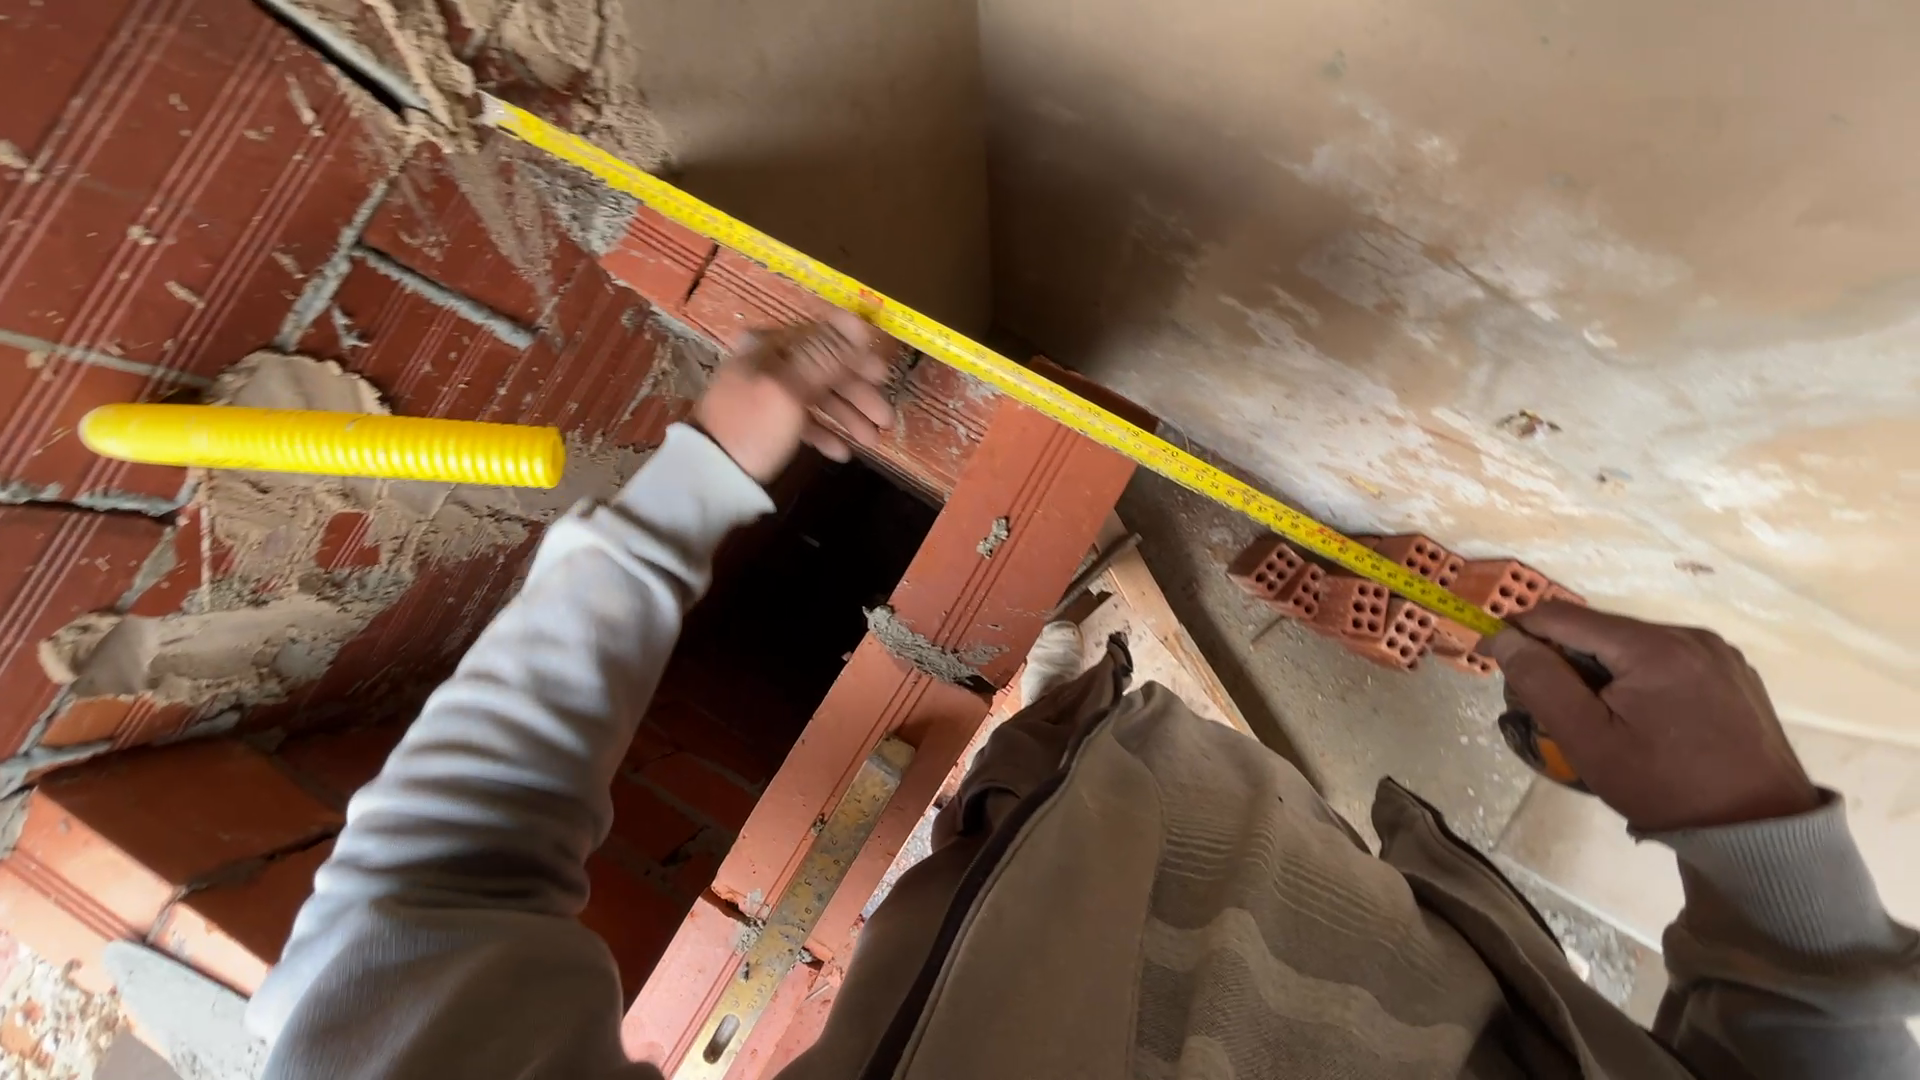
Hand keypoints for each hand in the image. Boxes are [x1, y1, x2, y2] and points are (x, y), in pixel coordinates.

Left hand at [693, 312, 895, 482]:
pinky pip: (803, 422)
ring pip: (818, 398)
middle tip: (887, 418)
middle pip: (825, 371)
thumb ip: (826, 354)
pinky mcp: (766, 423)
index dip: (858, 357)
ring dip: (848, 417)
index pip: (824, 340)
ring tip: (873, 440)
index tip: (885, 375)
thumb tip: (856, 319)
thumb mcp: (791, 388)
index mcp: (770, 347)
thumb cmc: (753, 427)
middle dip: (858, 395)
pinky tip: (842, 452)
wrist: (711, 476)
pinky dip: (824, 434)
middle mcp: (769, 363)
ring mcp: (768, 394)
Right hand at [1486, 602, 1819, 831]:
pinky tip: (1633, 714)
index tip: (1489, 654)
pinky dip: (1630, 674)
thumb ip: (1539, 679)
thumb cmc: (1662, 785)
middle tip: (1544, 701)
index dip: (1516, 630)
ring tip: (1589, 712)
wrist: (1759, 833)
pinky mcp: (1731, 673)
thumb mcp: (1585, 737)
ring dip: (1593, 666)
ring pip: (1625, 643)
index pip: (1560, 616)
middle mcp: (1689, 636)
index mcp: (1653, 647)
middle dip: (1558, 655)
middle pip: (1595, 629)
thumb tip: (1503, 636)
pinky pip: (1659, 658)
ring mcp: (1717, 654)